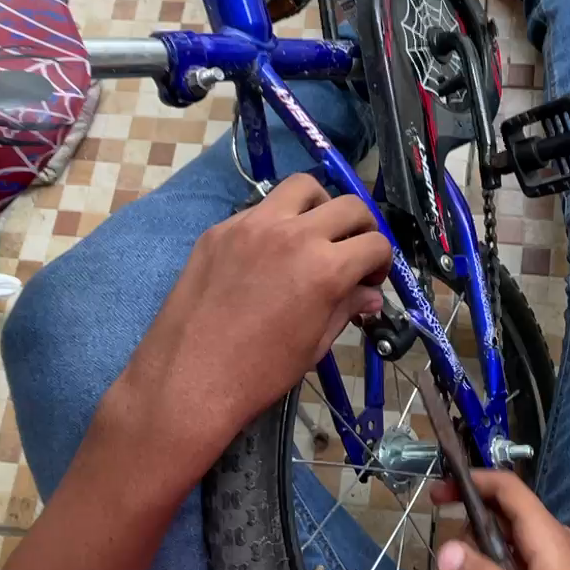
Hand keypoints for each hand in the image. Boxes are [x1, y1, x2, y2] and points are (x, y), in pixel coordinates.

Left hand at [91, 174, 391, 498]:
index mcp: (326, 268)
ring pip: (303, 187)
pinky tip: (269, 254)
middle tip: (353, 253)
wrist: (187, 382)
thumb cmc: (259, 374)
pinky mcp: (220, 229)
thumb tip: (368, 294)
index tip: (371, 279)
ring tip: (314, 235)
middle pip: (349, 205)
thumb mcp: (314, 344)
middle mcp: (295, 234)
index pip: (376, 243)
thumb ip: (345, 308)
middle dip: (362, 228)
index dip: (382, 262)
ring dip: (321, 206)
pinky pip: (261, 209)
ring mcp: (253, 225)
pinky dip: (278, 222)